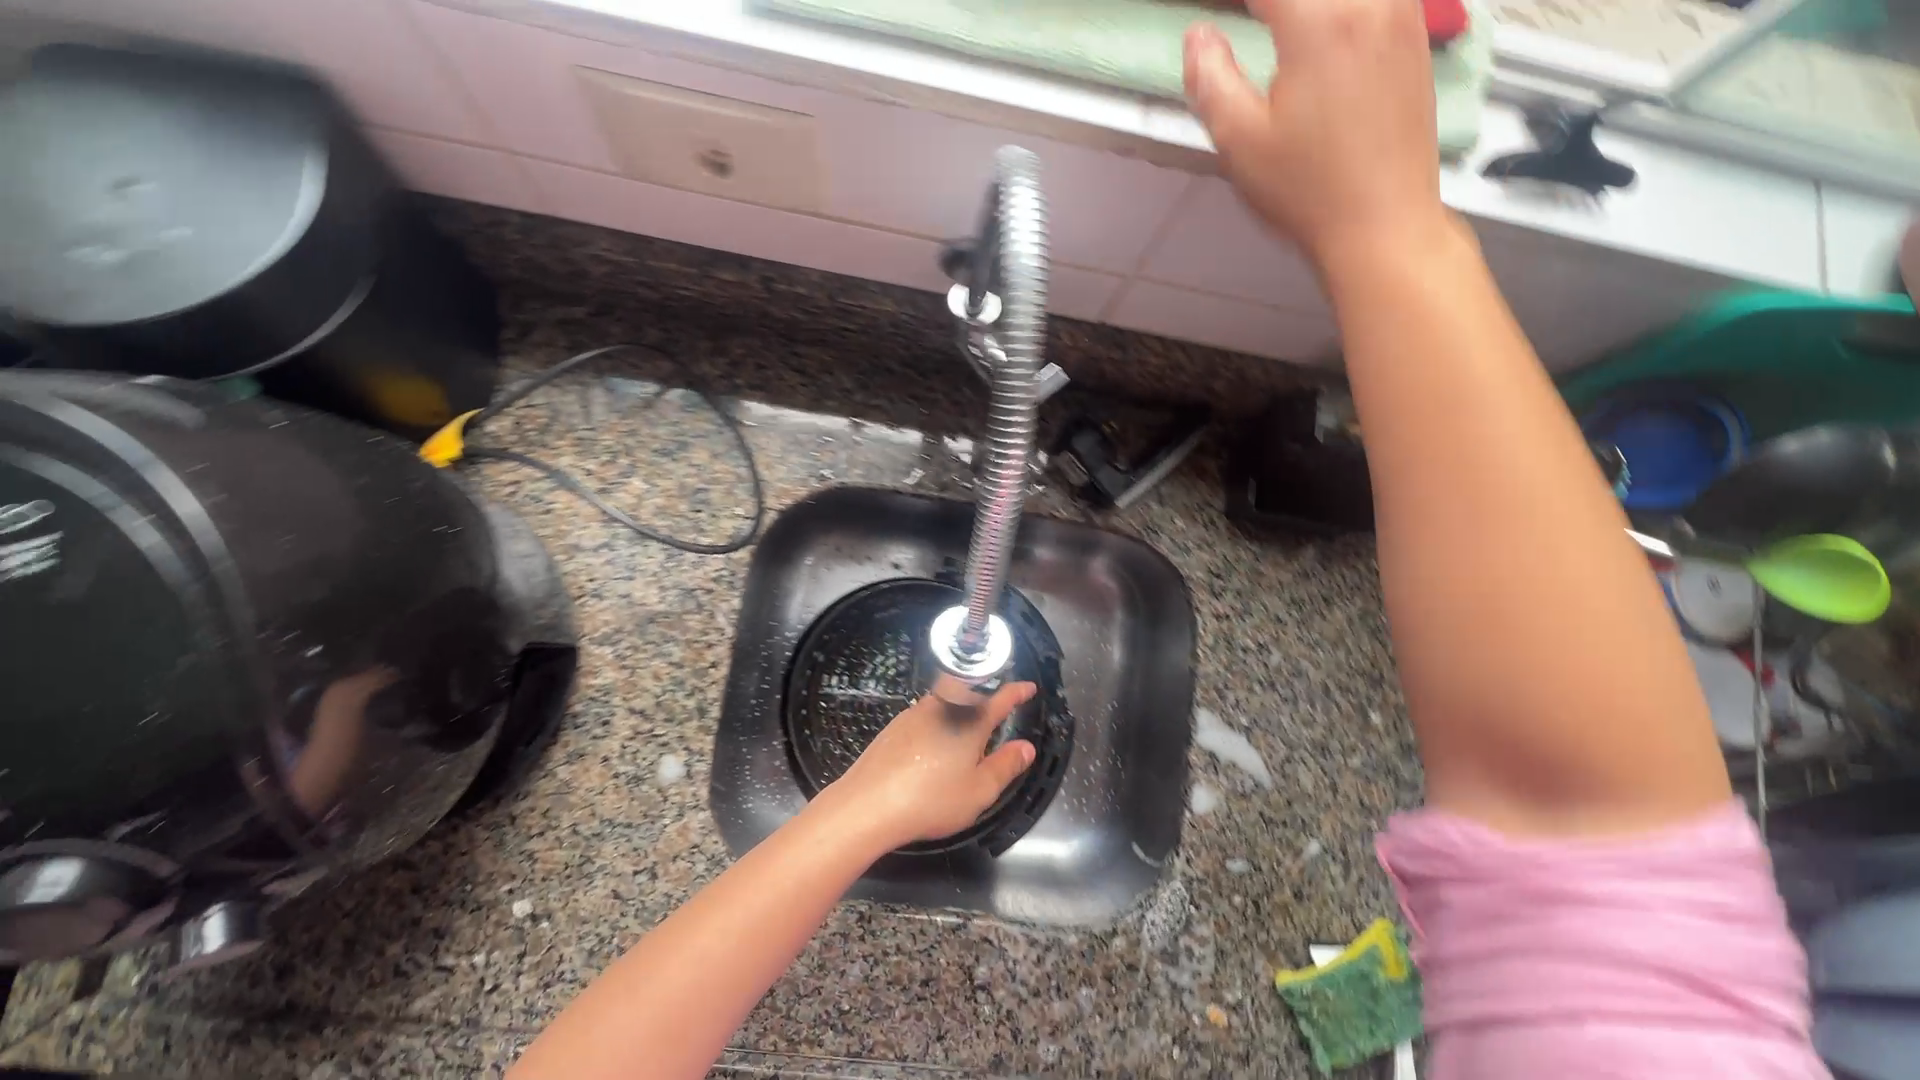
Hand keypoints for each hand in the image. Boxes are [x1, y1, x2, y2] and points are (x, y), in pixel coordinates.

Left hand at [821, 677, 1038, 849]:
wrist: (869, 804)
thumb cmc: (931, 799)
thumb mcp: (980, 791)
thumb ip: (1006, 766)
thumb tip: (1026, 748)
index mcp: (969, 721)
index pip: (1000, 699)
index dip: (1017, 693)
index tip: (1028, 687)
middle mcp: (942, 708)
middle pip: (969, 692)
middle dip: (985, 697)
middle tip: (996, 710)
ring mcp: (914, 715)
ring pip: (945, 702)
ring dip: (960, 710)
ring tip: (966, 734)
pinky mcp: (894, 728)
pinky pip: (925, 716)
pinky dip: (937, 723)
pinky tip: (933, 747)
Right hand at [1183, 0, 1449, 269]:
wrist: (1383, 225)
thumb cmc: (1306, 191)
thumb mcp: (1240, 142)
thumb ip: (1212, 78)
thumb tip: (1199, 34)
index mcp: (1319, 22)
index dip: (1231, 3)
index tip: (1211, 17)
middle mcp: (1369, 3)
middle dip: (1271, 3)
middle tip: (1245, 23)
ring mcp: (1402, 15)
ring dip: (1307, 6)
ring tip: (1277, 23)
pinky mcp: (1416, 37)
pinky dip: (1344, 9)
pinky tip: (1326, 26)